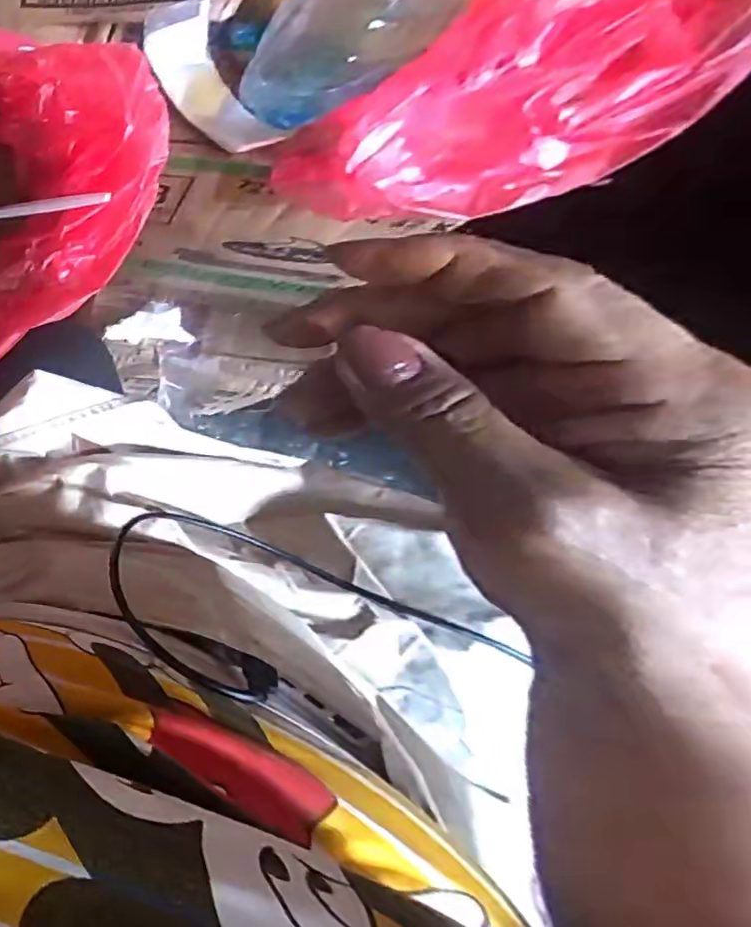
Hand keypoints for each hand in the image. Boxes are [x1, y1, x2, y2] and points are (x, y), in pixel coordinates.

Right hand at [265, 235, 750, 658]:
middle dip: (379, 323)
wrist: (650, 687)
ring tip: (295, 402)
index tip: (344, 263)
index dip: (439, 264)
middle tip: (290, 334)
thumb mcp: (525, 504)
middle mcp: (614, 379)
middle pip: (481, 319)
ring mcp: (566, 412)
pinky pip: (440, 403)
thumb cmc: (617, 599)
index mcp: (660, 377)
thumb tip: (359, 339)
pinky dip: (377, 408)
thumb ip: (442, 414)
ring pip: (448, 360)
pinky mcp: (524, 442)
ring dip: (363, 373)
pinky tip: (324, 421)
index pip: (544, 288)